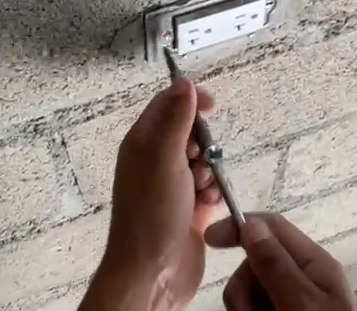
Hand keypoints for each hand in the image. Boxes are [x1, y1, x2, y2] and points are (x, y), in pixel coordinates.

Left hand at [82, 79, 225, 310]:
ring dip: (210, 169)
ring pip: (203, 160)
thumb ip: (176, 117)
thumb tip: (184, 81)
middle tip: (199, 159)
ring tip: (203, 187)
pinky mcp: (188, 209)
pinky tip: (209, 203)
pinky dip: (213, 191)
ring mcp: (172, 186)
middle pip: (190, 132)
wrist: (153, 274)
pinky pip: (209, 187)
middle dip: (203, 142)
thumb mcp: (163, 156)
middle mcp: (156, 160)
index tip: (213, 106)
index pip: (168, 104)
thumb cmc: (152, 212)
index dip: (190, 100)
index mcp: (143, 142)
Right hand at [203, 213, 356, 310]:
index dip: (239, 226)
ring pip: (250, 295)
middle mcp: (302, 281)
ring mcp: (291, 306)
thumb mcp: (303, 305)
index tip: (209, 241)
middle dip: (244, 289)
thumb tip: (249, 225)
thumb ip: (277, 266)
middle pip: (256, 265)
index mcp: (314, 265)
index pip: (272, 227)